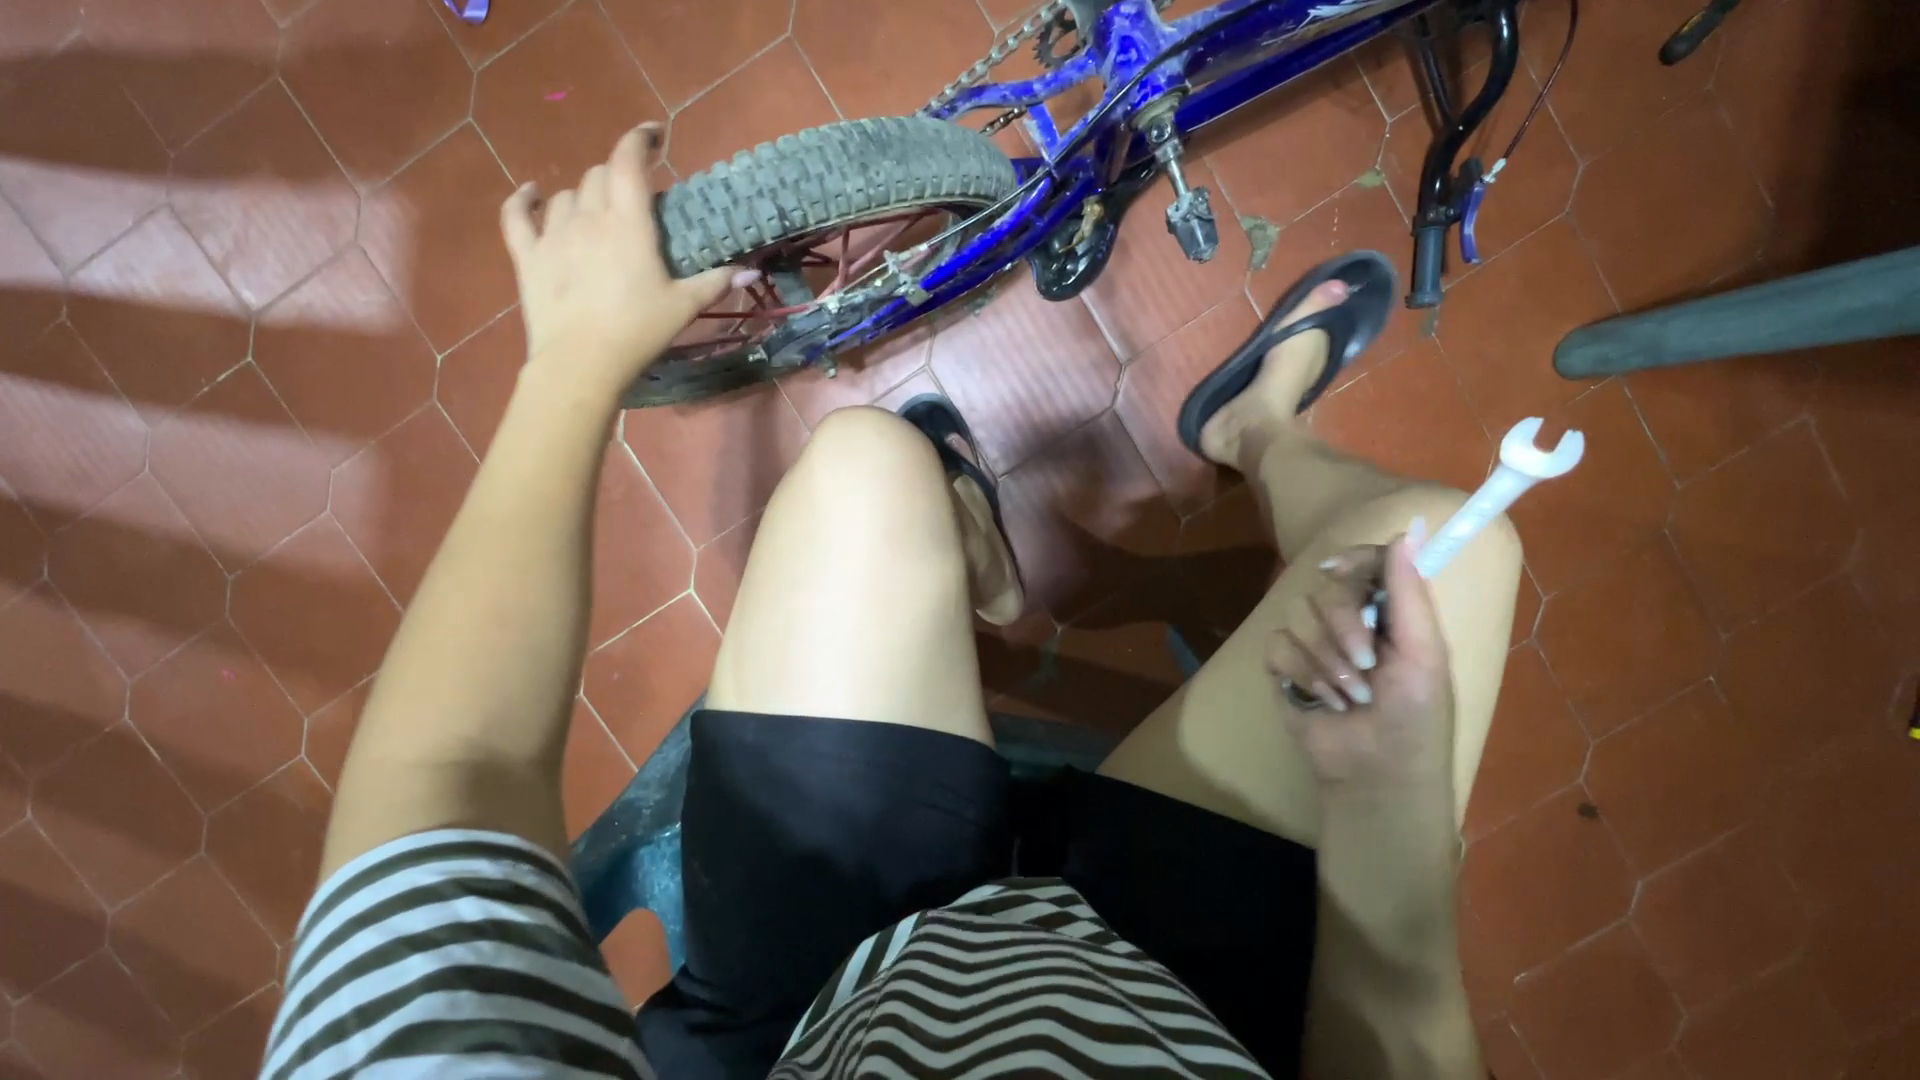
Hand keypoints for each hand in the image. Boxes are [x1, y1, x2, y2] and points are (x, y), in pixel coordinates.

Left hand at [500, 124, 754, 393]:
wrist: (583, 362)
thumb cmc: (639, 331)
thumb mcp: (683, 307)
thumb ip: (714, 282)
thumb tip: (749, 271)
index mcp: (628, 223)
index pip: (628, 163)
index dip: (639, 141)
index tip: (652, 136)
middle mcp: (588, 217)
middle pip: (597, 176)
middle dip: (616, 176)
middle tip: (633, 197)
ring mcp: (553, 235)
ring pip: (565, 196)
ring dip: (582, 196)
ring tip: (596, 212)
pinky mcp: (528, 256)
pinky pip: (517, 216)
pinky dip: (523, 201)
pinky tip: (531, 195)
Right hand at [1269, 522, 1454, 799]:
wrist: (1376, 771)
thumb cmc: (1415, 716)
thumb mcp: (1423, 654)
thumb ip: (1409, 593)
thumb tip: (1406, 530)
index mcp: (1390, 613)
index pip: (1366, 564)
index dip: (1352, 560)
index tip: (1338, 569)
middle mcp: (1351, 621)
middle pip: (1329, 590)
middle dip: (1344, 627)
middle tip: (1365, 663)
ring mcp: (1315, 643)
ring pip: (1302, 620)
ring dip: (1328, 662)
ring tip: (1351, 696)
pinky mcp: (1285, 667)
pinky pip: (1279, 646)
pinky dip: (1302, 673)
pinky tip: (1323, 699)